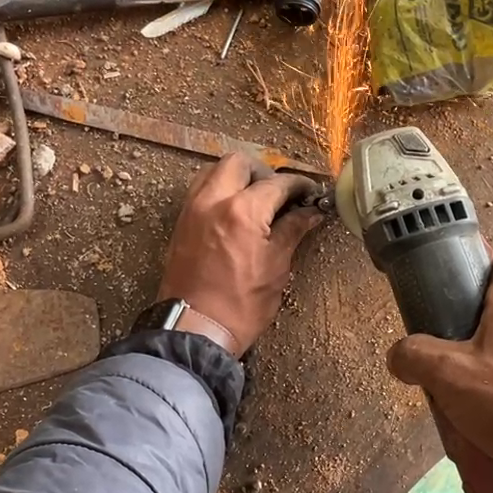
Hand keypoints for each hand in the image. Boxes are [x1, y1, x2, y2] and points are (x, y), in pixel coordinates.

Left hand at [157, 153, 325, 356]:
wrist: (196, 329)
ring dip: (237, 177)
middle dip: (264, 172)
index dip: (300, 186)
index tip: (310, 194)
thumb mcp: (277, 267)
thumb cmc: (240, 305)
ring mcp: (192, 210)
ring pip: (215, 171)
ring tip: (256, 201)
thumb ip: (293, 230)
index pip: (278, 183)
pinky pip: (200, 190)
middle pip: (240, 163)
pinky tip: (235, 213)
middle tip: (281, 194)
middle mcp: (213, 201)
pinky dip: (219, 190)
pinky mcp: (181, 223)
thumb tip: (309, 213)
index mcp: (243, 211)